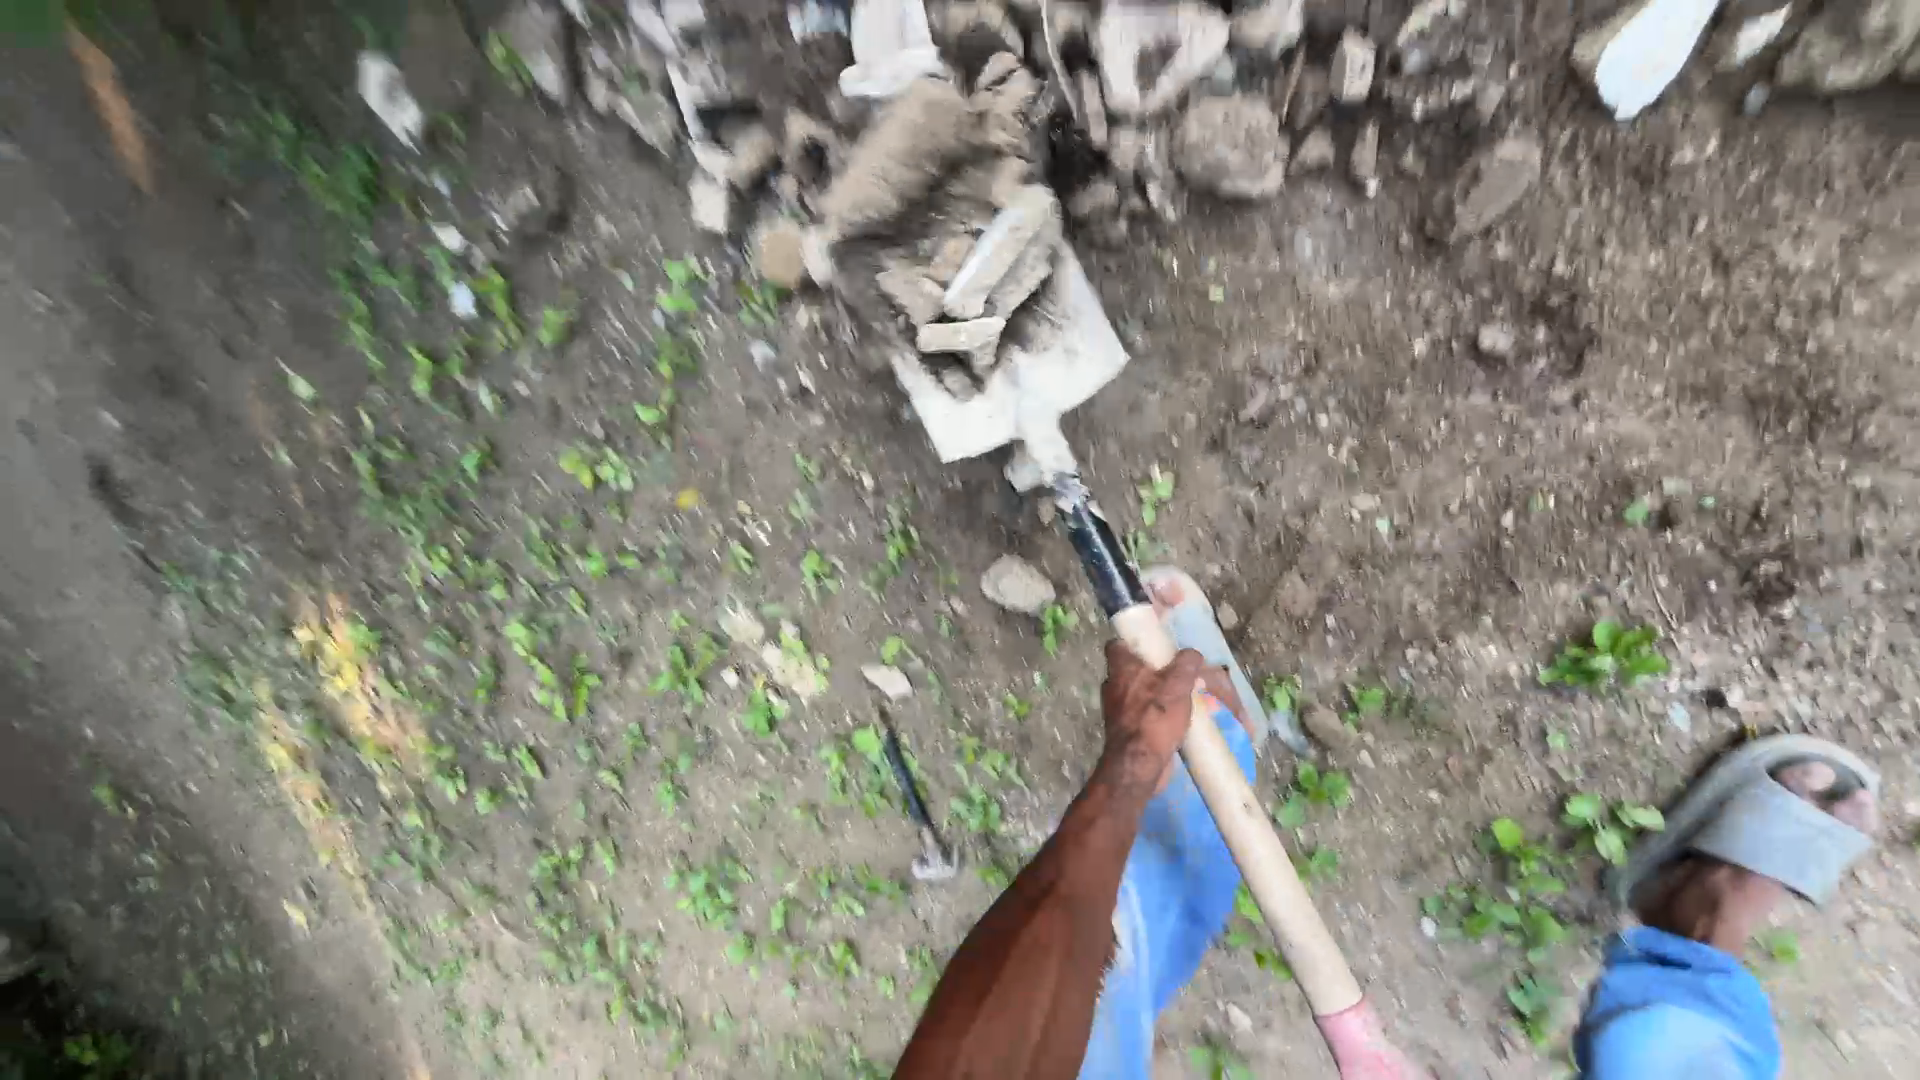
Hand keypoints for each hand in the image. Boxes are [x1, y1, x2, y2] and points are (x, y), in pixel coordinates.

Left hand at [1098, 641, 1206, 793]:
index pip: (1117, 644)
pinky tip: (1178, 719)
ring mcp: (1117, 708)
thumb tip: (1191, 654)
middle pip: (1132, 669)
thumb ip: (1185, 664)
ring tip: (1185, 697)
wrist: (1140, 762)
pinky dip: (1158, 714)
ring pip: (1139, 692)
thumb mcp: (1177, 683)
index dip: (1133, 641)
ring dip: (1159, 694)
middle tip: (1178, 673)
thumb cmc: (1155, 715)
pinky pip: (1143, 713)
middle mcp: (1113, 684)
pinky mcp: (1125, 728)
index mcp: (1120, 667)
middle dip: (1154, 670)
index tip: (1154, 644)